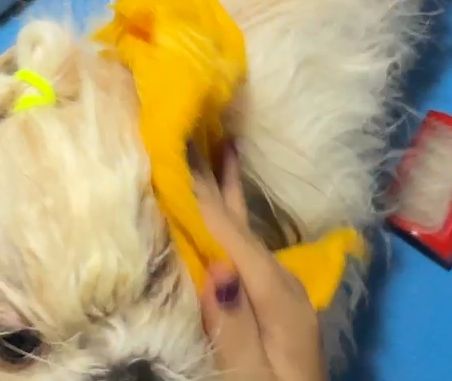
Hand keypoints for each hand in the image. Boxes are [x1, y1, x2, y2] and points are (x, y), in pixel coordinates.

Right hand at [193, 150, 325, 380]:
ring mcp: (277, 284)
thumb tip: (217, 267)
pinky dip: (230, 206)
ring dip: (222, 181)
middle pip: (235, 219)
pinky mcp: (268, 294)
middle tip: (187, 121)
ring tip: (215, 136)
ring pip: (240, 221)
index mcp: (277, 296)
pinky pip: (242, 238)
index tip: (170, 149)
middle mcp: (280, 279)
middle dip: (209, 174)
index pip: (226, 233)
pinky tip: (229, 184)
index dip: (196, 190)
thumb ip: (234, 329)